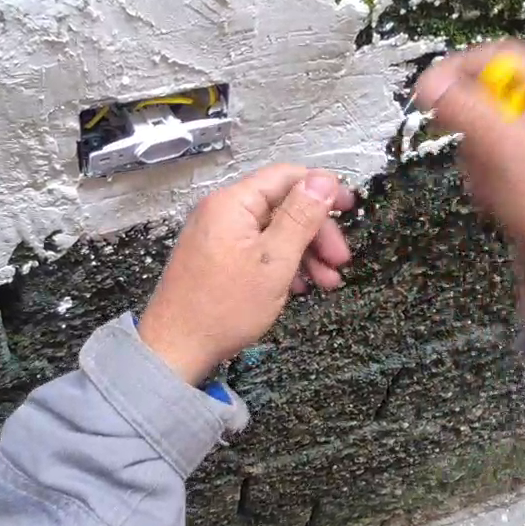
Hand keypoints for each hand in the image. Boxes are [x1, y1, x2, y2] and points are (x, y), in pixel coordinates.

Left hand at [137, 165, 356, 383]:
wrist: (175, 349)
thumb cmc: (221, 308)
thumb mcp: (274, 260)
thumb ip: (300, 217)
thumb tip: (322, 179)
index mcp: (232, 203)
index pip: (286, 176)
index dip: (322, 189)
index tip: (349, 208)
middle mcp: (221, 212)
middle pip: (281, 205)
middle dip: (316, 231)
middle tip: (340, 260)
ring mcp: (216, 235)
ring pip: (272, 230)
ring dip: (303, 252)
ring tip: (326, 282)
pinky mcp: (216, 257)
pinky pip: (256, 248)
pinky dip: (280, 263)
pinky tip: (296, 287)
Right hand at [413, 40, 524, 285]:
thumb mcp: (504, 148)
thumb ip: (463, 108)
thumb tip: (429, 81)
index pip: (496, 57)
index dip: (455, 72)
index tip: (427, 98)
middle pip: (490, 97)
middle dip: (472, 131)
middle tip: (476, 156)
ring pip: (491, 131)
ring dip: (481, 159)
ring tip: (496, 187)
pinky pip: (502, 158)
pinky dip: (493, 177)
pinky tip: (505, 199)